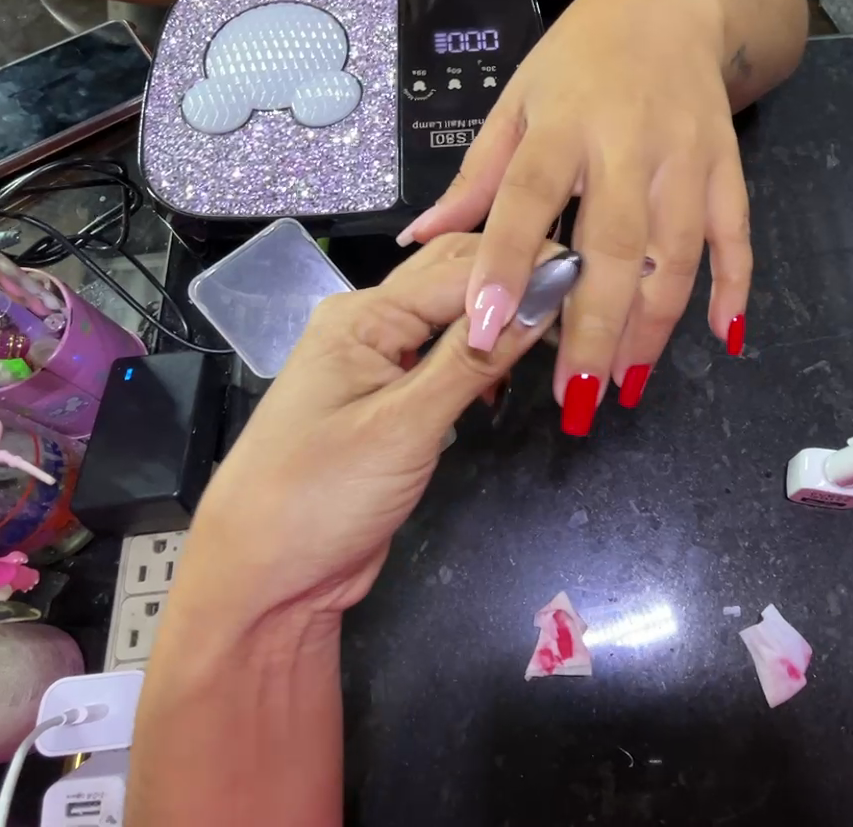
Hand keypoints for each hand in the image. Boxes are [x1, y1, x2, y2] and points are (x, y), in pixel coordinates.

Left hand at [172, 234, 571, 623]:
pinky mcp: (392, 398)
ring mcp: (379, 360)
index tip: (590, 280)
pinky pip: (446, 356)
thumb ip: (474, 359)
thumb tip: (544, 295)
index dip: (525, 271)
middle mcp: (370, 323)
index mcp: (363, 314)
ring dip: (503, 319)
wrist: (262, 582)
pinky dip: (484, 355)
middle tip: (584, 302)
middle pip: (456, 279)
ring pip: (454, 316)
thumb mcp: (405, 427)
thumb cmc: (319, 498)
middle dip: (517, 284)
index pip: (460, 271)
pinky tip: (511, 372)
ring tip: (562, 331)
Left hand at [398, 0, 751, 433]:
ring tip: (625, 386)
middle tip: (575, 398)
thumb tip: (420, 237)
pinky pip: (736, 235)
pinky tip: (722, 339)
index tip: (484, 333)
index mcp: (562, 124)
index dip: (503, 266)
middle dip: (594, 329)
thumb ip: (477, 175)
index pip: (527, 200)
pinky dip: (734, 287)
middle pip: (613, 248)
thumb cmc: (579, 58)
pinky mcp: (728, 167)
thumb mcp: (516, 101)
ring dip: (653, 327)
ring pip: (675, 255)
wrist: (673, 8)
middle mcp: (629, 144)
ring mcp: (687, 157)